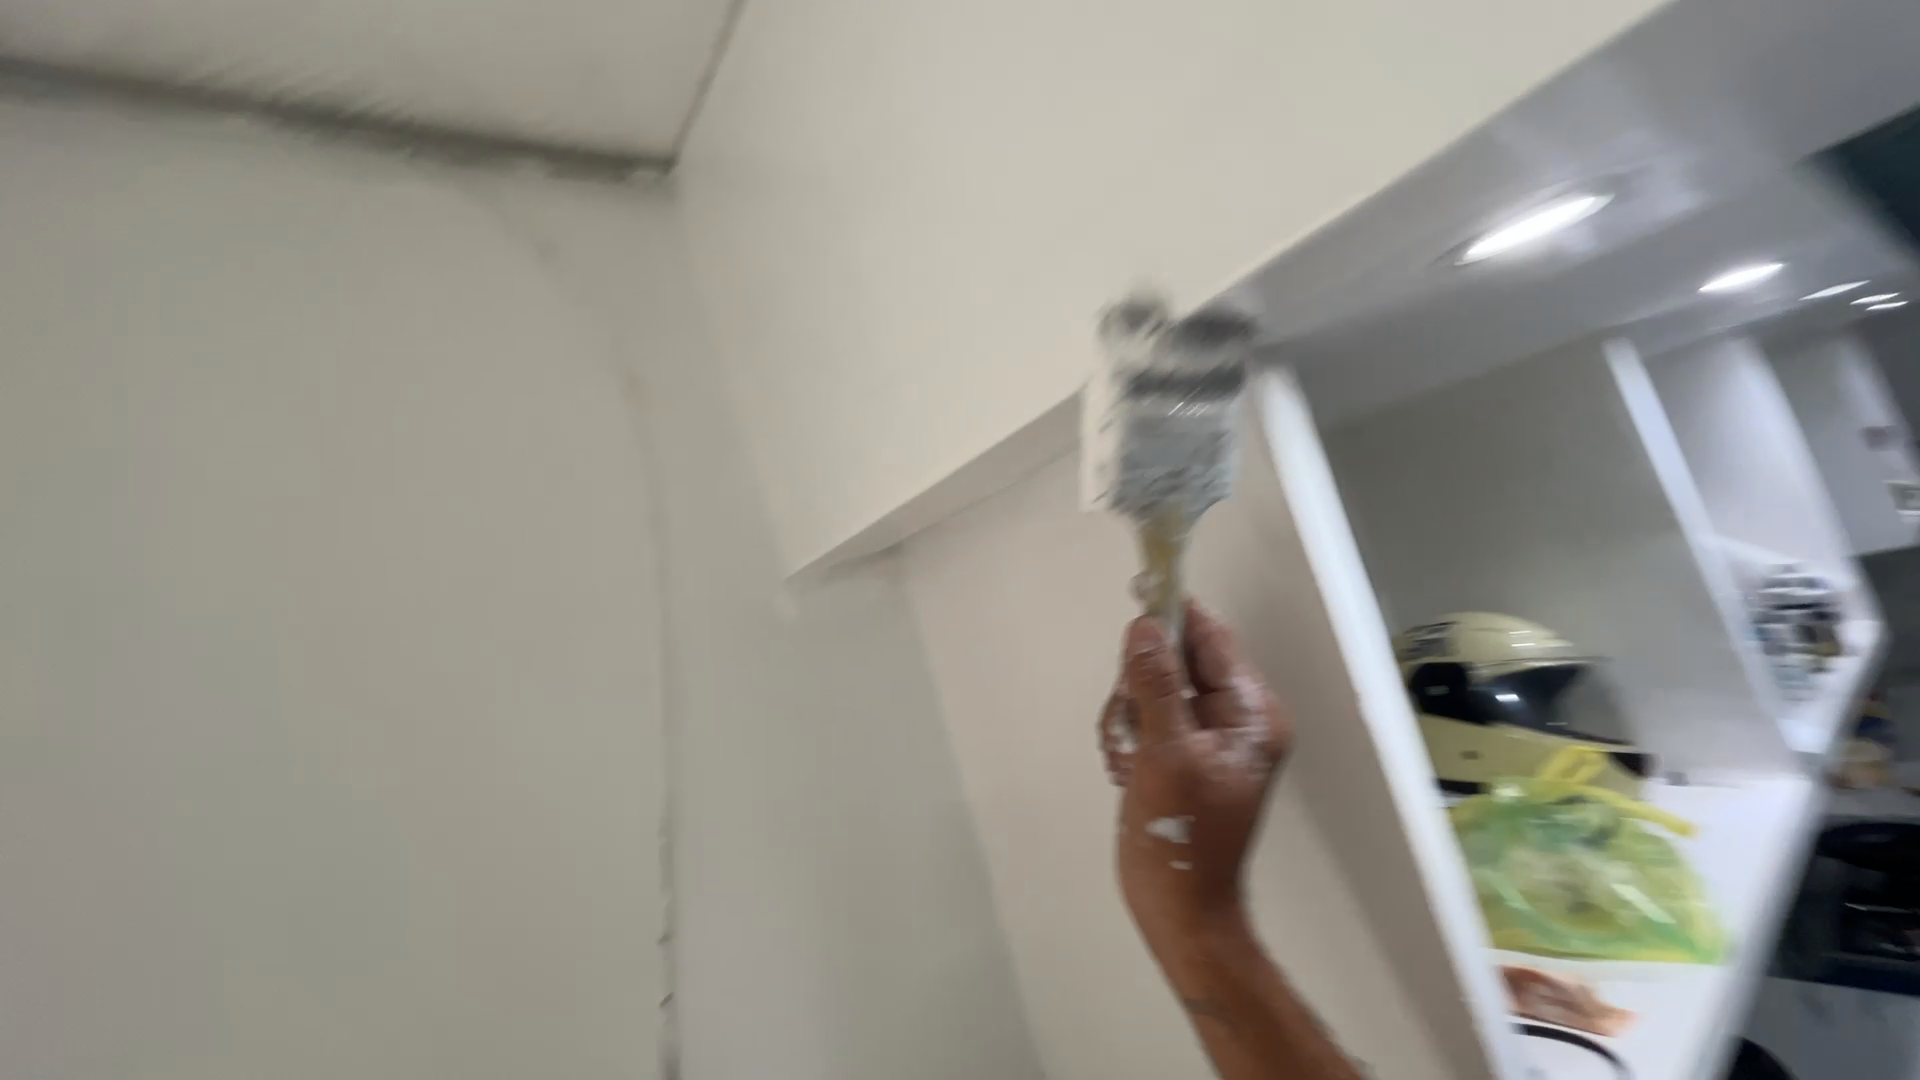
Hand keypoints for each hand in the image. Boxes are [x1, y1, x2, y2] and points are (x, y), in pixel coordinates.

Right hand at [1099, 602, 1290, 936]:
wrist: (1180, 909)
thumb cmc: (1184, 836)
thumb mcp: (1166, 754)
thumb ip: (1155, 685)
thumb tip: (1144, 626)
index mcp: (1250, 713)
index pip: (1213, 639)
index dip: (1175, 613)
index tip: (1138, 591)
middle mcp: (1233, 718)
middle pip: (1176, 661)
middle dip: (1140, 685)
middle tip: (1126, 721)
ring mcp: (1204, 737)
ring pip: (1153, 688)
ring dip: (1127, 716)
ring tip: (1125, 758)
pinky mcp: (1179, 754)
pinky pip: (1145, 717)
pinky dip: (1127, 735)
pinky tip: (1124, 769)